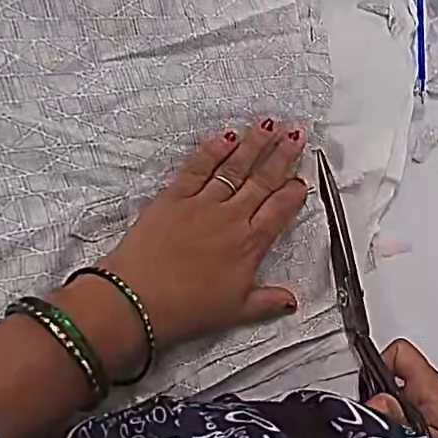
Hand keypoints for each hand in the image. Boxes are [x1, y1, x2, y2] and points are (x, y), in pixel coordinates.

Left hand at [100, 119, 311, 347]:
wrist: (136, 302)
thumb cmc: (185, 309)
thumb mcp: (235, 312)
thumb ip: (267, 302)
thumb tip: (291, 301)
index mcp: (249, 245)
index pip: (280, 209)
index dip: (293, 192)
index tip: (301, 180)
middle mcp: (231, 218)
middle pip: (263, 180)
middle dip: (282, 155)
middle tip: (295, 135)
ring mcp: (202, 204)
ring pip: (235, 167)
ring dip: (254, 144)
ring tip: (269, 126)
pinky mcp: (173, 197)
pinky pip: (198, 167)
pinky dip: (213, 150)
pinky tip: (226, 136)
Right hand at [368, 339, 437, 437]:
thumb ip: (402, 427)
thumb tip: (376, 402)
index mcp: (437, 394)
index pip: (400, 354)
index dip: (376, 367)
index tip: (362, 396)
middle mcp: (436, 402)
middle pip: (391, 380)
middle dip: (374, 402)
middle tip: (367, 429)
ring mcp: (433, 421)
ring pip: (394, 408)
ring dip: (381, 426)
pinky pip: (401, 429)